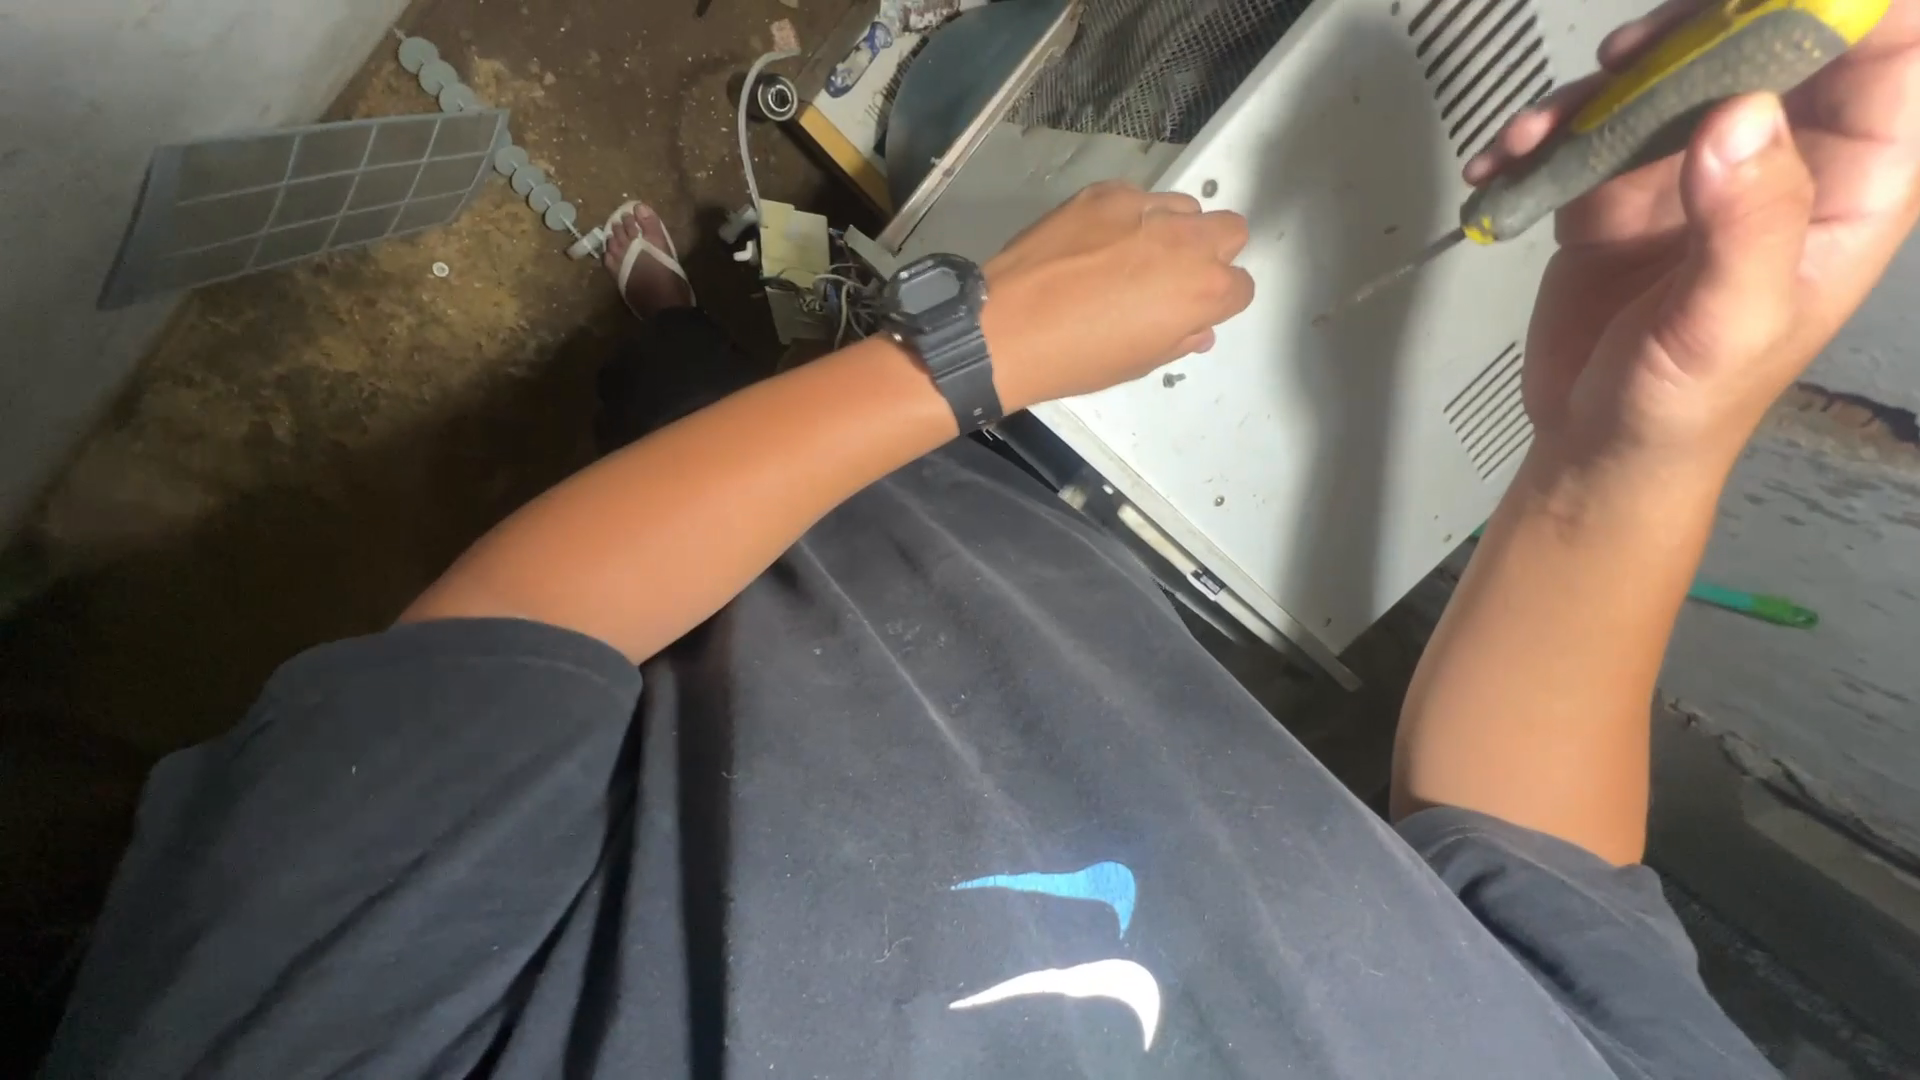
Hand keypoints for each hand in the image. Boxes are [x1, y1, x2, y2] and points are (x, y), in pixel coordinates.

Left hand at [980, 181, 1254, 410]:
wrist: (1009, 329)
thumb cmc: (1077, 359)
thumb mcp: (1138, 363)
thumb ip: (1179, 339)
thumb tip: (1196, 328)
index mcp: (1203, 290)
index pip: (1241, 286)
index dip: (1217, 303)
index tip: (1189, 312)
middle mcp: (1185, 241)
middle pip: (1229, 231)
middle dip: (1210, 255)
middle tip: (1169, 280)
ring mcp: (1145, 209)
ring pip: (1185, 208)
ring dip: (1172, 230)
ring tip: (1129, 258)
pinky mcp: (1105, 193)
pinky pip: (1137, 198)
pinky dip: (1130, 218)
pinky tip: (1096, 244)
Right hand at [1469, 0, 1919, 475]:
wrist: (1594, 444)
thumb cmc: (1686, 399)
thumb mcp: (1730, 321)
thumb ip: (1748, 220)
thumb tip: (1733, 113)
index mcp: (1851, 176)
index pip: (1886, 47)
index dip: (1830, 5)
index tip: (1740, 11)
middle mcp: (1771, 158)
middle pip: (1756, 46)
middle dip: (1693, 31)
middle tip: (1623, 57)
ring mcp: (1682, 177)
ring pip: (1655, 88)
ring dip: (1586, 97)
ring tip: (1529, 132)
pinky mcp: (1606, 201)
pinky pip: (1577, 145)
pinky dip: (1533, 146)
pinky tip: (1497, 166)